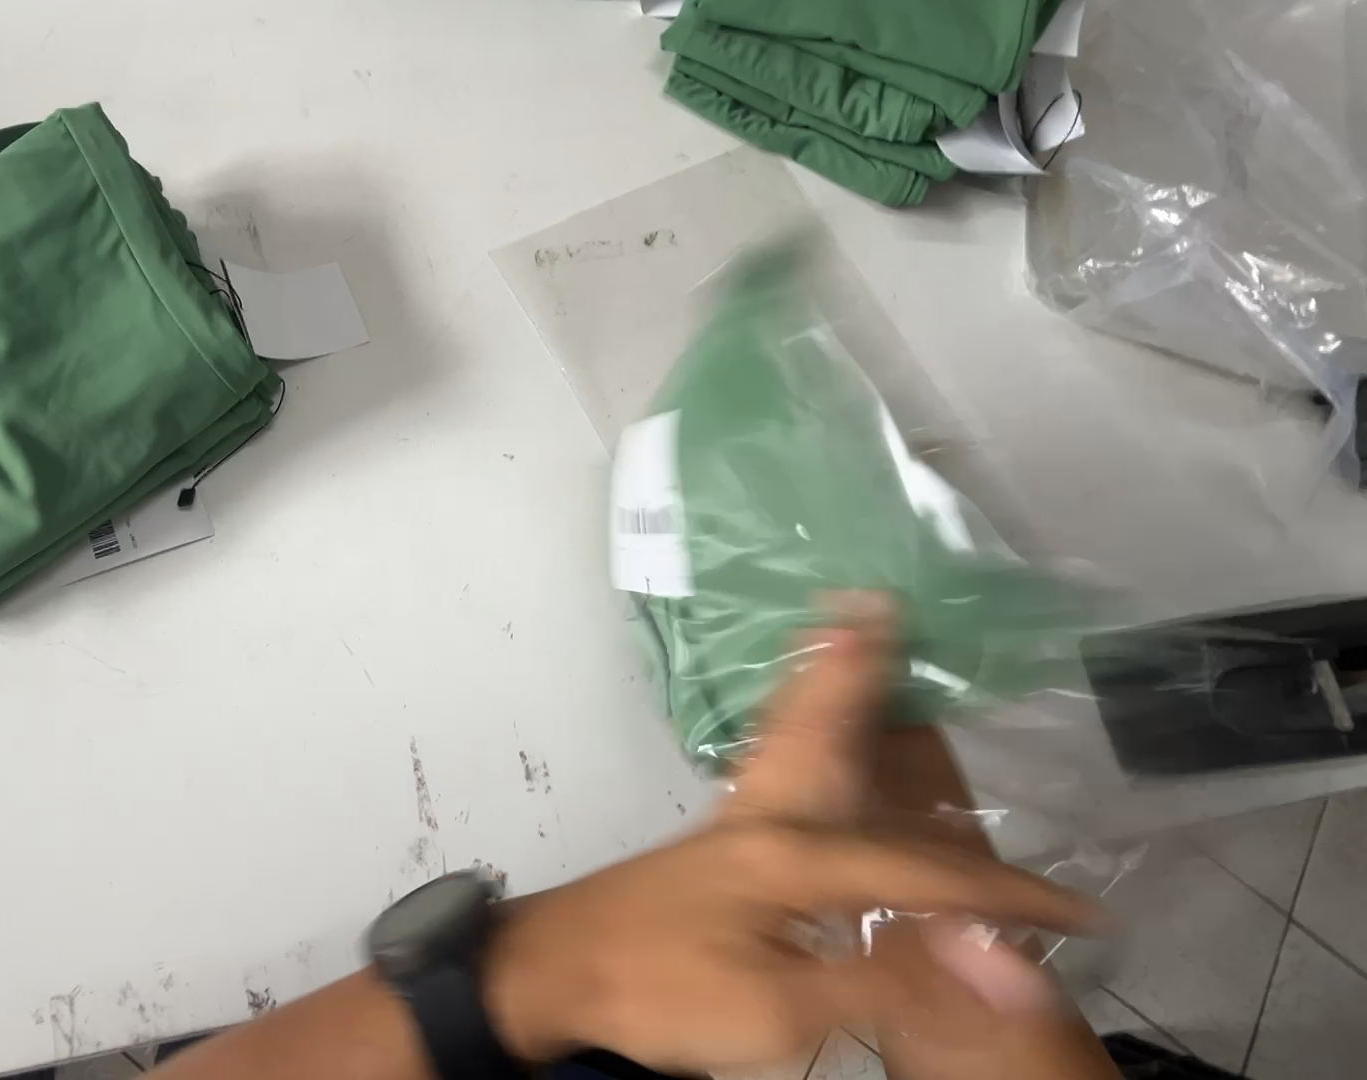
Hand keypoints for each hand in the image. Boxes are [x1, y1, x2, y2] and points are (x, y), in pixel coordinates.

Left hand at [480, 594, 1101, 1073]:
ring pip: (784, 738)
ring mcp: (730, 823)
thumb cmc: (663, 993)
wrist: (559, 971)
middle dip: (855, 671)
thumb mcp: (783, 1010)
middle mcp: (760, 818)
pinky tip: (797, 731)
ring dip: (815, 684)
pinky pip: (766, 766)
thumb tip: (1005, 963)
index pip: (918, 873)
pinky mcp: (714, 842)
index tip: (1082, 912)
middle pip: (820, 733)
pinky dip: (788, 729)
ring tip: (835, 631)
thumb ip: (889, 977)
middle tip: (877, 601)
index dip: (1002, 898)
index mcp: (788, 855)